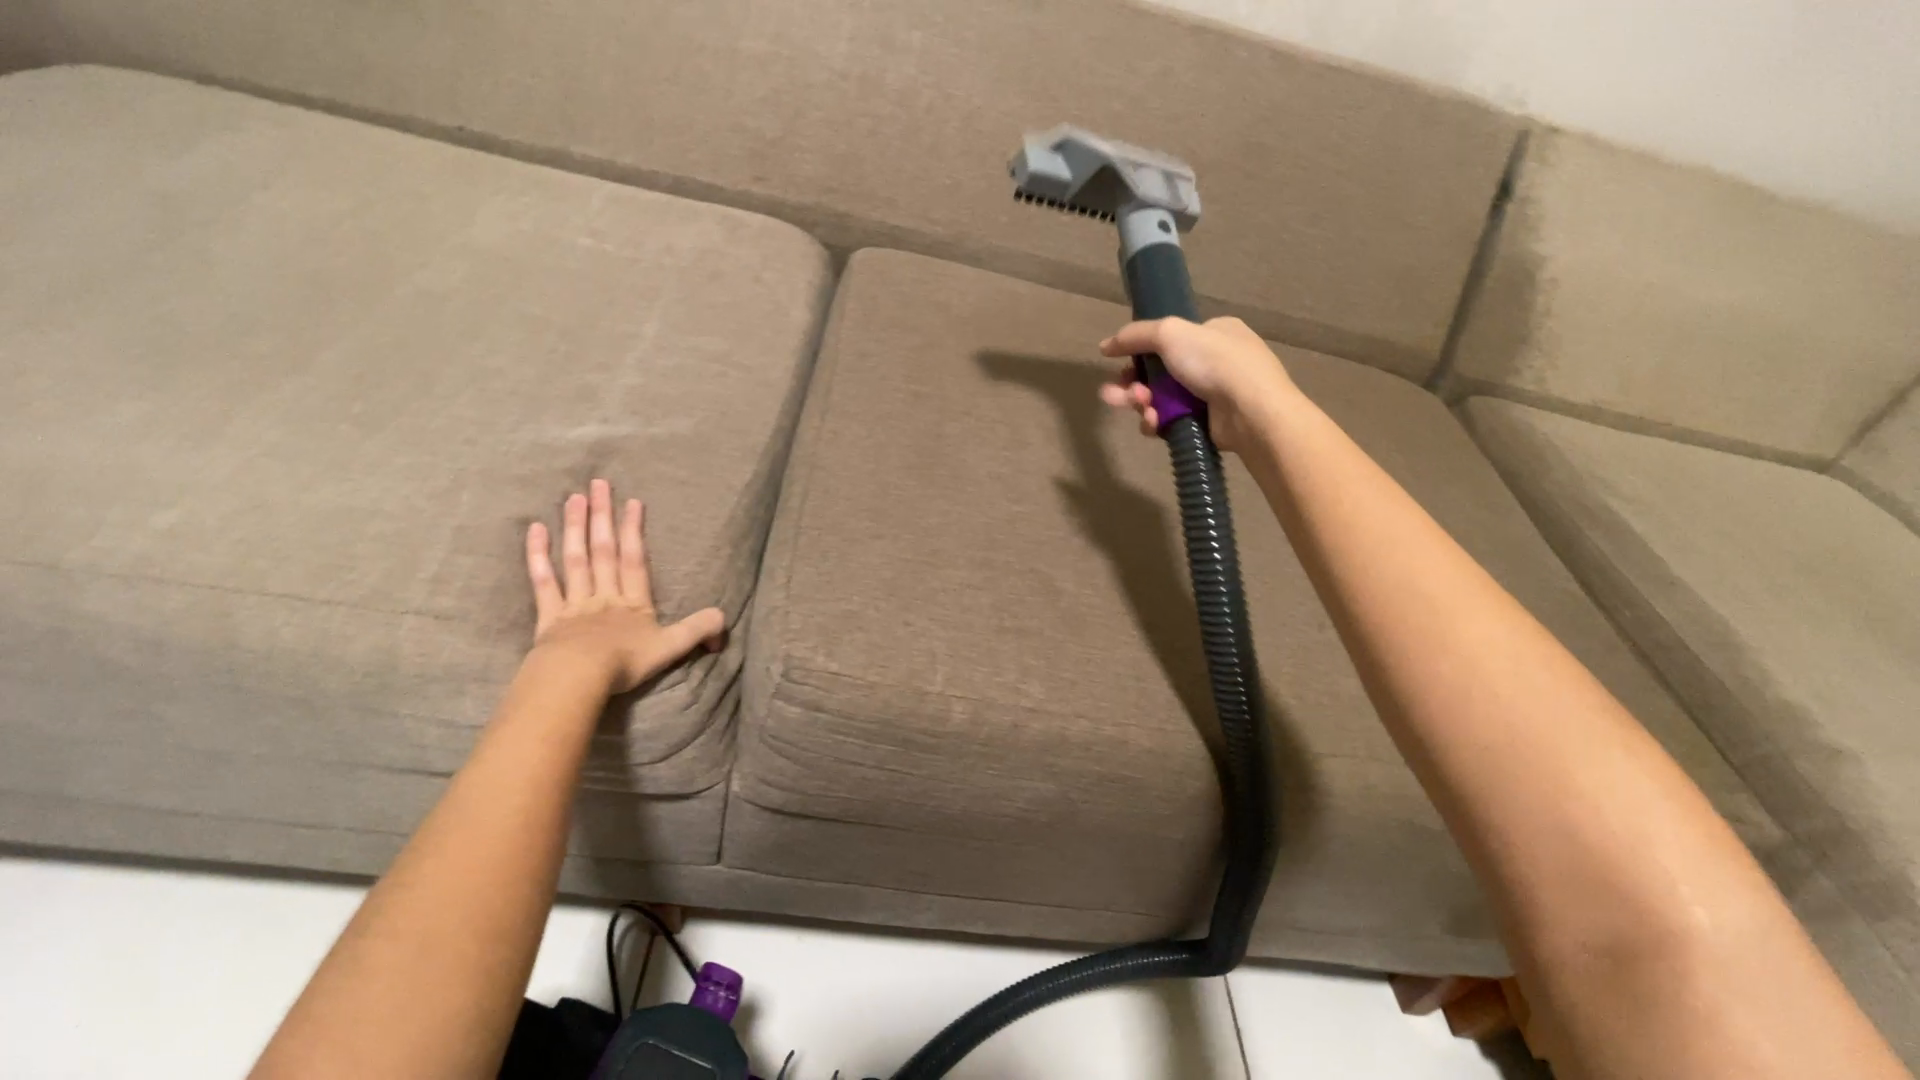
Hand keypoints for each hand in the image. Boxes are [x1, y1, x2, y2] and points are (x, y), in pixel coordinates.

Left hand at [524, 479, 724, 694]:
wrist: (579, 677)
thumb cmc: (625, 663)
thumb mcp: (671, 648)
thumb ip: (698, 630)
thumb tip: (723, 617)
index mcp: (633, 603)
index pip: (634, 559)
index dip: (633, 530)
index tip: (632, 501)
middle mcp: (604, 595)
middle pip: (603, 551)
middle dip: (602, 516)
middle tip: (598, 483)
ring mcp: (575, 603)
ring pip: (575, 559)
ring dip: (575, 527)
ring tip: (574, 498)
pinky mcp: (549, 616)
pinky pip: (543, 581)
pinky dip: (538, 555)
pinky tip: (535, 530)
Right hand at [1097, 316, 1298, 451]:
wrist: (1251, 411)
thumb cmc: (1215, 362)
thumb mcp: (1171, 333)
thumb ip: (1135, 335)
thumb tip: (1104, 346)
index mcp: (1214, 332)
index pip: (1169, 340)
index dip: (1140, 353)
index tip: (1119, 365)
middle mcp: (1215, 361)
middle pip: (1161, 372)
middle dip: (1134, 384)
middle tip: (1113, 395)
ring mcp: (1214, 394)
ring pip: (1163, 399)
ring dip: (1143, 403)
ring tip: (1137, 408)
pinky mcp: (1209, 423)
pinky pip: (1174, 421)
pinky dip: (1158, 422)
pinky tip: (1153, 424)